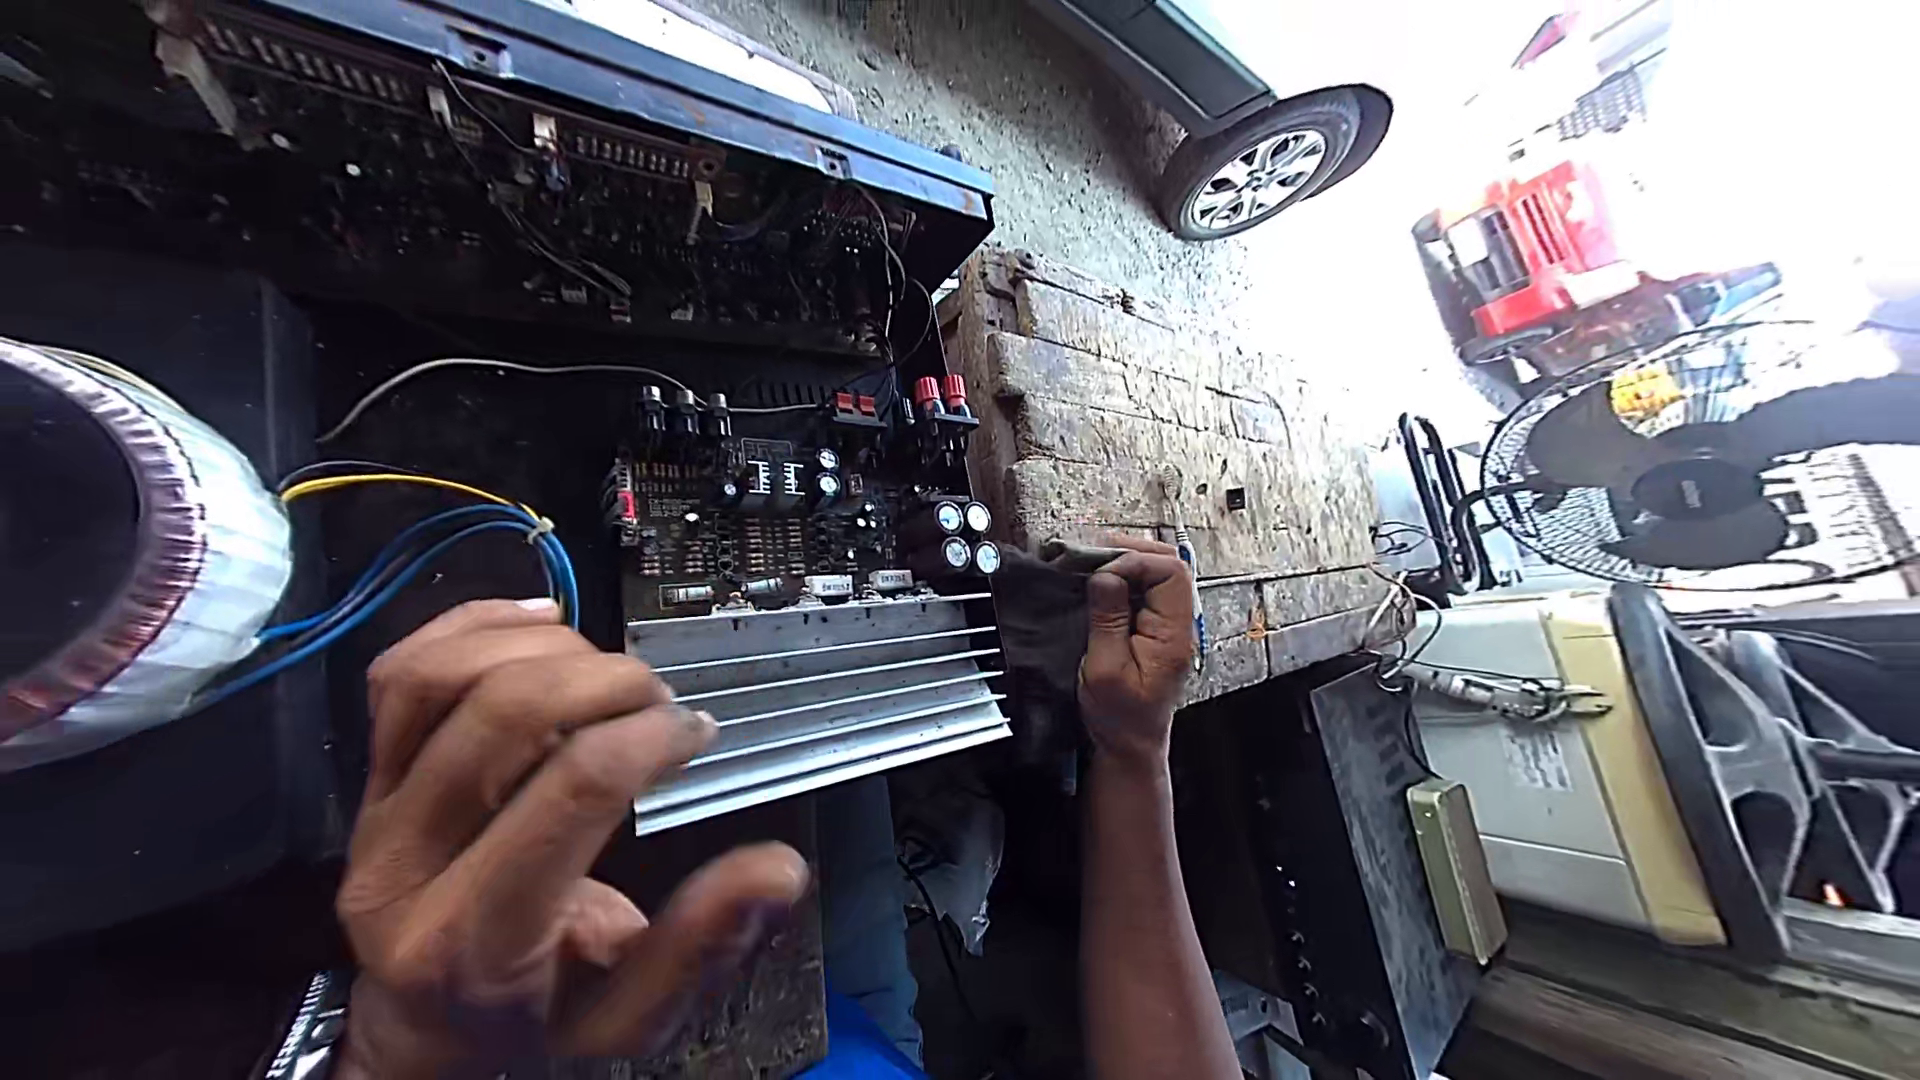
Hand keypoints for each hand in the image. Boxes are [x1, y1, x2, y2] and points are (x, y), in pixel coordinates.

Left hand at [333, 598, 809, 1078]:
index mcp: (479, 933)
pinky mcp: (369, 781)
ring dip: (551, 650)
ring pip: (445, 678)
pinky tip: (546, 621)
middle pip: (509, 712)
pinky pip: (401, 672)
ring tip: (610, 673)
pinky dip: (476, 625)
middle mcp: (406, 864)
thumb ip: (703, 943)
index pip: (577, 785)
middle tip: (661, 702)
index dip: (655, 737)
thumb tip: (781, 868)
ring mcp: (375, 815)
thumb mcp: (634, 1016)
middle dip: (612, 682)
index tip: (698, 733)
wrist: (424, 1047)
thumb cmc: (540, 1028)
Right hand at [1077, 536, 1194, 765]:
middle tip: (1092, 555)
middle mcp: (1177, 624)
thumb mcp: (1105, 671)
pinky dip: (1120, 575)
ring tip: (1091, 564)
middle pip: (1168, 562)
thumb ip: (1107, 621)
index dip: (1134, 561)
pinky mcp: (1152, 625)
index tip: (1101, 571)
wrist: (1129, 743)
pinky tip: (1098, 579)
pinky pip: (1143, 587)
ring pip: (1156, 570)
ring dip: (1124, 560)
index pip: (1170, 573)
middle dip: (1129, 551)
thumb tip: (1106, 576)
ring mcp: (1166, 623)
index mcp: (1173, 635)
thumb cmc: (1120, 717)